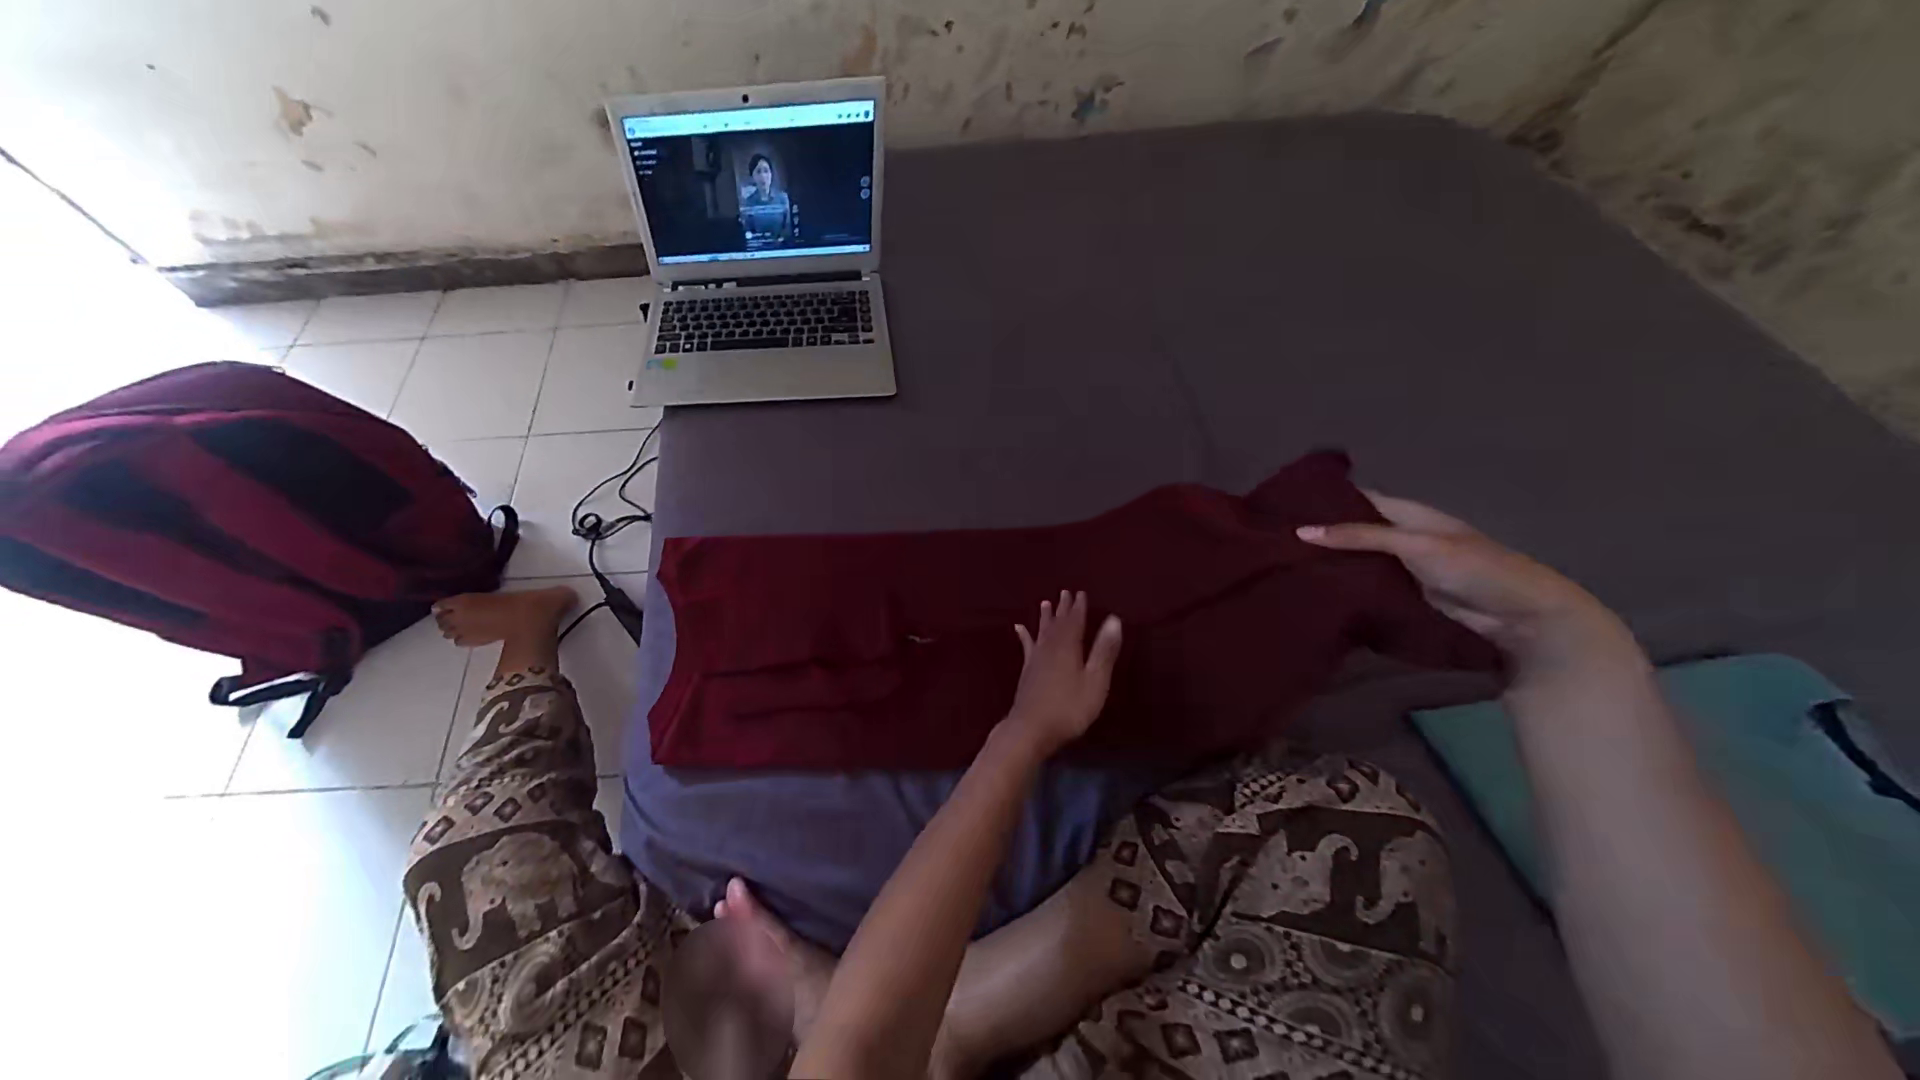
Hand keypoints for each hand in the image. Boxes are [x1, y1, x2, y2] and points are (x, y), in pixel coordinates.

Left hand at [1003, 591, 1122, 756]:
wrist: (1031, 728)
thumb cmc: (1069, 707)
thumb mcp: (1095, 681)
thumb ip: (1104, 651)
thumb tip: (1113, 619)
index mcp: (1069, 647)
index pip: (1075, 621)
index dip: (1078, 608)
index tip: (1080, 593)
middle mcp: (1050, 648)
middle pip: (1057, 623)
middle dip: (1063, 609)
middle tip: (1065, 592)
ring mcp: (1035, 659)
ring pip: (1041, 632)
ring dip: (1045, 617)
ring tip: (1045, 603)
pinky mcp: (1026, 671)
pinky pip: (1026, 646)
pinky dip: (1024, 635)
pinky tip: (1018, 628)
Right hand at [1297, 493, 1636, 674]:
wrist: (1521, 618)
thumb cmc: (1474, 568)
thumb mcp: (1415, 544)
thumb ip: (1359, 536)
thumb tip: (1300, 531)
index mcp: (1408, 514)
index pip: (1358, 500)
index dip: (1325, 501)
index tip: (1281, 507)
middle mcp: (1401, 537)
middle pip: (1352, 531)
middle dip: (1319, 534)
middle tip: (1271, 539)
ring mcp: (1400, 569)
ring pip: (1354, 561)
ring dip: (1326, 562)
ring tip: (1279, 564)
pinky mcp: (1399, 597)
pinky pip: (1363, 587)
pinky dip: (1340, 586)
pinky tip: (1309, 589)